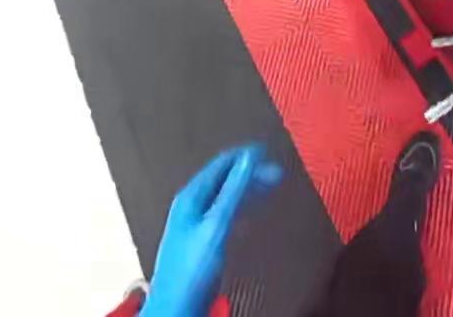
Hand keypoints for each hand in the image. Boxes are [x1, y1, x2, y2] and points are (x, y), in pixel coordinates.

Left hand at [140, 144, 282, 316]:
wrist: (175, 312)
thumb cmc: (194, 267)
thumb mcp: (217, 224)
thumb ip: (234, 188)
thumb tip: (250, 155)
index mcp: (192, 196)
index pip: (222, 163)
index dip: (245, 155)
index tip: (269, 151)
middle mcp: (193, 204)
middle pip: (226, 178)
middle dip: (251, 172)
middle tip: (277, 173)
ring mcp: (197, 222)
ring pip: (228, 194)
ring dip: (250, 187)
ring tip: (272, 184)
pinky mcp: (203, 239)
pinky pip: (227, 210)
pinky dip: (243, 203)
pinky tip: (254, 207)